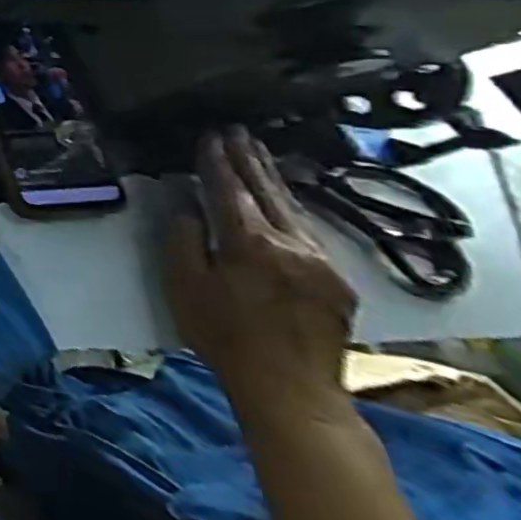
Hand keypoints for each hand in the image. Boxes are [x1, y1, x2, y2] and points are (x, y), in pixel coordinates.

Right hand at [165, 126, 358, 409]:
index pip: (229, 190)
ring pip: (292, 209)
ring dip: (270, 179)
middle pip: (267, 192)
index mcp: (251, 244)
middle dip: (248, 160)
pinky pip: (307, 231)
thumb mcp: (184, 284)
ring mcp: (322, 264)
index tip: (209, 136)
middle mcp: (293, 246)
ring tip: (256, 153)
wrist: (290, 387)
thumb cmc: (222, 334)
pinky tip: (280, 200)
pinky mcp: (336, 282)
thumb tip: (188, 208)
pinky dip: (288, 207)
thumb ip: (184, 239)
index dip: (216, 161)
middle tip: (236, 131)